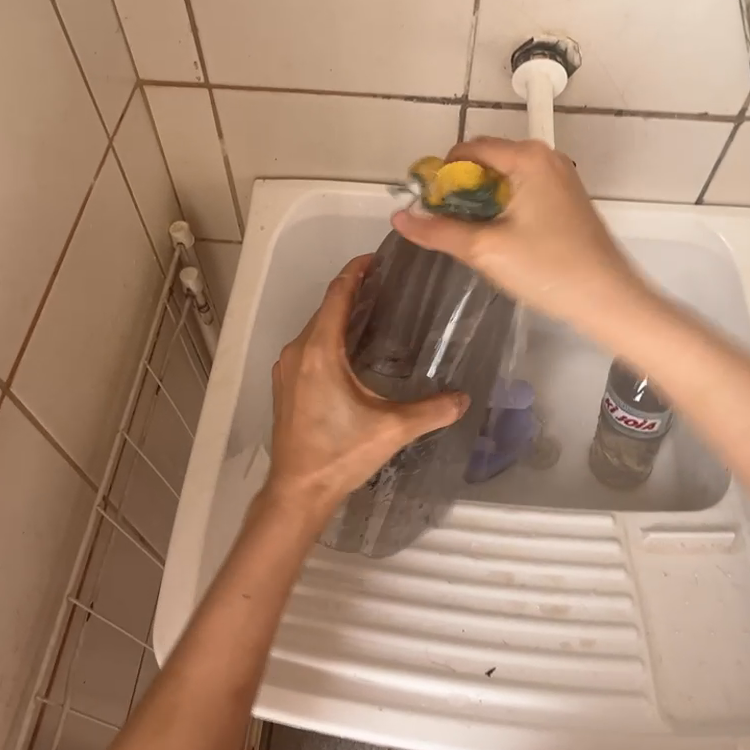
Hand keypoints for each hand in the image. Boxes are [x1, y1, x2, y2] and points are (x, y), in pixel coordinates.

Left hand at [264, 255, 468, 521]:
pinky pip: (308, 348)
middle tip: (387, 287)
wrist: (298, 491)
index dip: (356, 272)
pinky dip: (329, 338)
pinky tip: (351, 351)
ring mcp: (287, 369)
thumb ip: (432, 410)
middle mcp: (298, 352)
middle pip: (326, 309)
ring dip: (341, 317)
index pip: (337, 295)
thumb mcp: (392, 430)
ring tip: (374, 313)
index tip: (376, 258)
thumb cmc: (340, 455)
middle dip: (353, 292)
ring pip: (315, 329)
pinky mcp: (285, 386)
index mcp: (320, 351)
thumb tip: (464, 398)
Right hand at [390, 137, 648, 326]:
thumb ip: (437, 231)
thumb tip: (400, 218)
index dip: (442, 176)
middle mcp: (546, 159)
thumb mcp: (484, 250)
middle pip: (485, 162)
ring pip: (502, 181)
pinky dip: (502, 210)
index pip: (467, 150)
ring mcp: (559, 179)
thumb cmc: (551, 270)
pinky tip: (499, 241)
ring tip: (473, 239)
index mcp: (528, 158)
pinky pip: (521, 193)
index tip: (430, 207)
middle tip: (449, 227)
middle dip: (460, 191)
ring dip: (480, 204)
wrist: (607, 300)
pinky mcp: (565, 201)